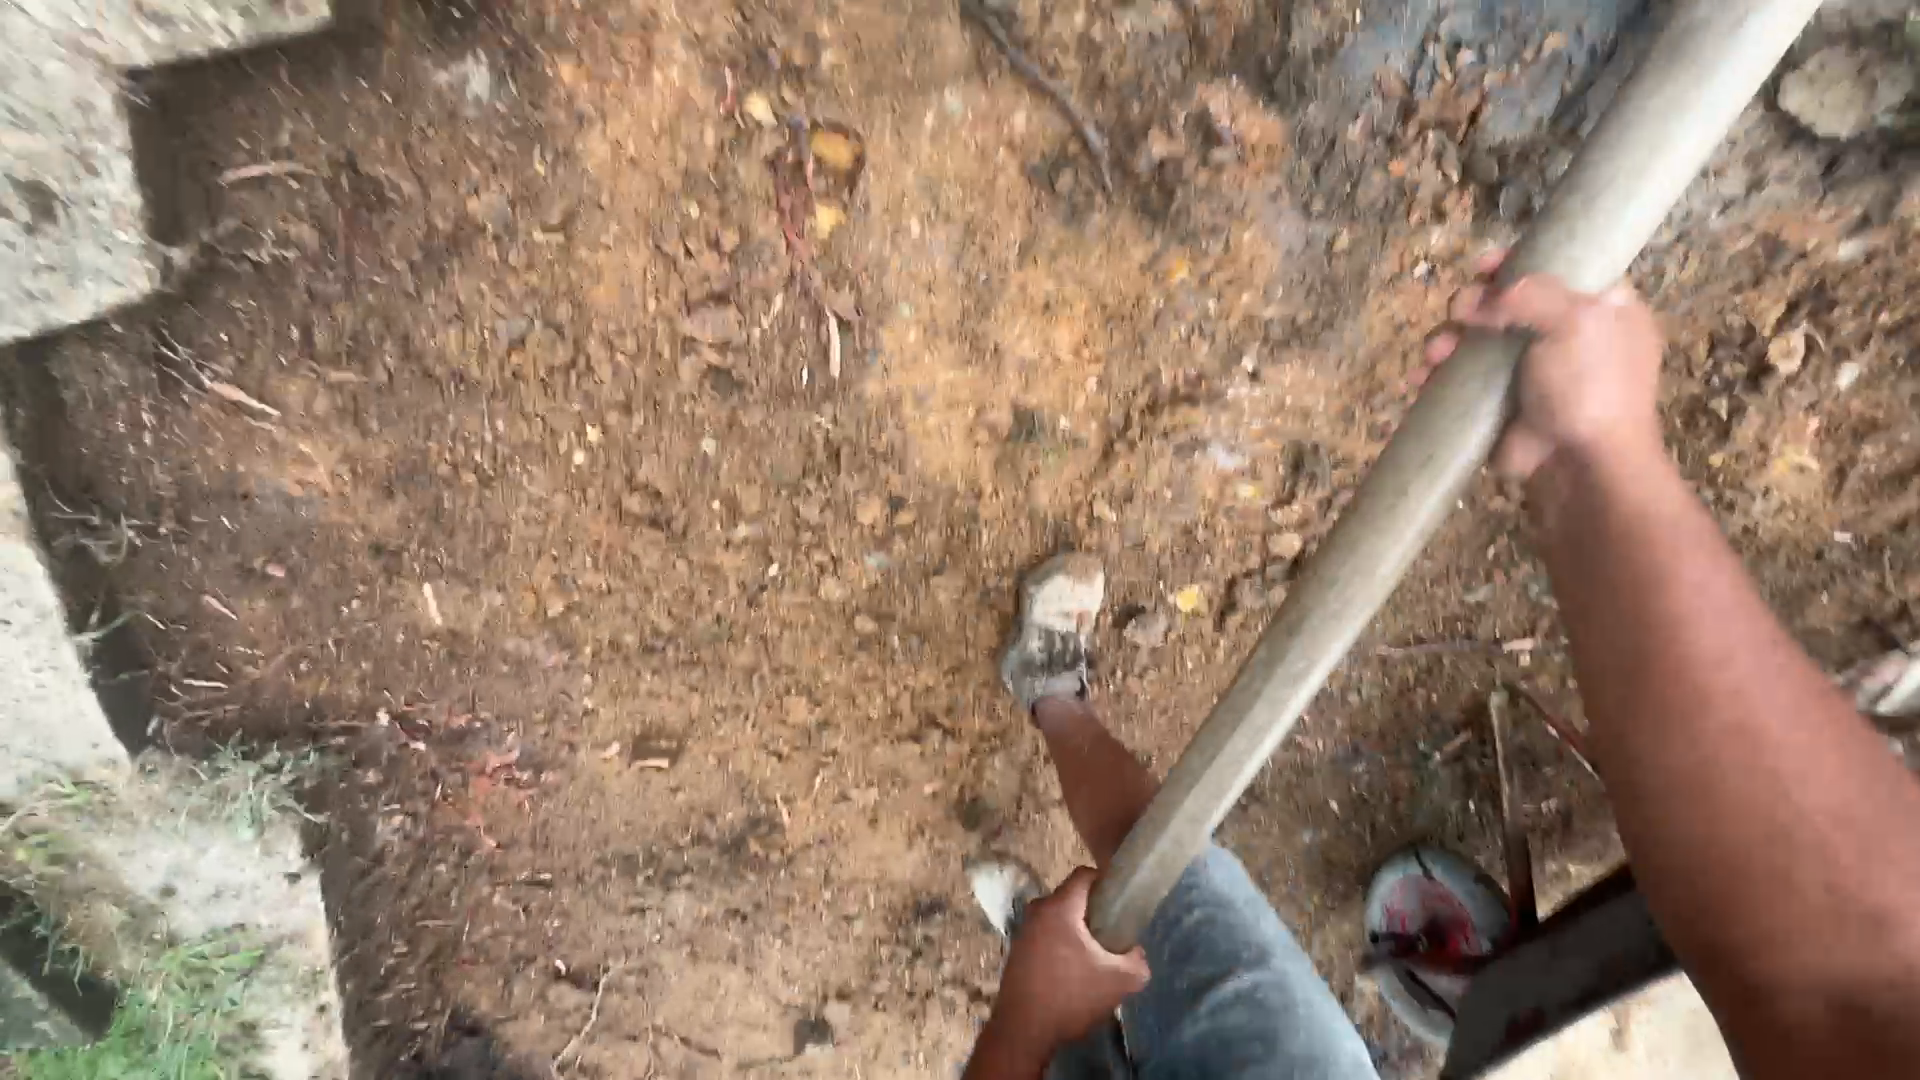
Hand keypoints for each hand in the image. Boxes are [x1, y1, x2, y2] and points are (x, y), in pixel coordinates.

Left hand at [996, 867, 1149, 1048]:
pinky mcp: (1017, 951)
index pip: (1085, 874)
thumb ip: (1137, 961)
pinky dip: (1061, 947)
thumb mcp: (1119, 981)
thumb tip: (1135, 951)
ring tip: (1094, 961)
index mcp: (1059, 906)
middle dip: (1094, 914)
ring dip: (1077, 934)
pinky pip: (1046, 936)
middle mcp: (1038, 910)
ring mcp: (1024, 930)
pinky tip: (1072, 975)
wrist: (1023, 1030)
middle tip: (1112, 937)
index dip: (1106, 883)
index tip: (1122, 904)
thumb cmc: (1071, 996)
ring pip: (1059, 919)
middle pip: (1073, 898)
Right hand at [1421, 252, 1665, 480]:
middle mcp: (1558, 335)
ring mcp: (1521, 371)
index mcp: (1596, 309)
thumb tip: (1490, 294)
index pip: (1556, 270)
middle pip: (1503, 303)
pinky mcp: (1491, 402)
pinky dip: (1432, 377)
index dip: (1519, 263)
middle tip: (1460, 311)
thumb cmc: (1592, 386)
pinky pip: (1454, 381)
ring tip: (1435, 353)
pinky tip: (1419, 380)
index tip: (1486, 265)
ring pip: (1471, 341)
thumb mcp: (1578, 323)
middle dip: (1472, 304)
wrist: (1577, 461)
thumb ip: (1536, 294)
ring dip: (1445, 340)